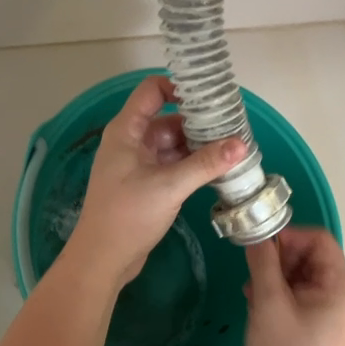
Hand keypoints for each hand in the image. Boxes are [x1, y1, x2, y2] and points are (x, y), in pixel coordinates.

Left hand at [64, 74, 246, 289]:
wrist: (102, 259)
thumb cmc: (128, 214)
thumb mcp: (169, 186)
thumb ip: (206, 164)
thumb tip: (241, 145)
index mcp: (127, 131)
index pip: (152, 90)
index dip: (179, 86)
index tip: (209, 96)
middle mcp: (131, 141)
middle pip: (168, 117)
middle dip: (198, 121)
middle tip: (233, 125)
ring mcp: (138, 163)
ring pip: (173, 143)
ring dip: (198, 145)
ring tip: (232, 146)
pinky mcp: (146, 183)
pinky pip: (173, 163)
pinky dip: (193, 164)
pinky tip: (218, 169)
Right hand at [244, 227, 344, 345]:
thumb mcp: (268, 302)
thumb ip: (262, 261)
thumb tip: (255, 233)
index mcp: (344, 289)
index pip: (320, 241)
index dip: (290, 236)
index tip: (261, 245)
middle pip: (314, 257)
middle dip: (281, 259)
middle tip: (254, 272)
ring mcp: (340, 313)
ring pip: (307, 275)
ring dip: (278, 277)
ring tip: (253, 293)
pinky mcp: (328, 326)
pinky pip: (306, 294)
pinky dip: (283, 293)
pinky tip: (261, 305)